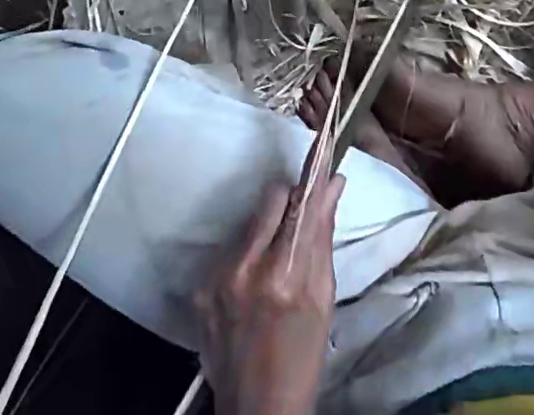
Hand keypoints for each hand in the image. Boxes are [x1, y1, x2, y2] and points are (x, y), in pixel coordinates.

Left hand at [195, 174, 345, 414]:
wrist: (257, 407)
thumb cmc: (304, 351)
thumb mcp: (324, 293)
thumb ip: (323, 233)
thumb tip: (334, 182)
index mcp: (282, 272)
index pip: (299, 202)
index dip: (312, 173)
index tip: (322, 144)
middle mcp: (243, 268)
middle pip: (270, 198)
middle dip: (290, 199)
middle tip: (302, 219)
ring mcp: (216, 278)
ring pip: (249, 220)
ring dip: (267, 225)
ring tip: (277, 258)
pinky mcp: (199, 288)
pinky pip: (231, 245)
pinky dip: (248, 249)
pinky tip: (255, 278)